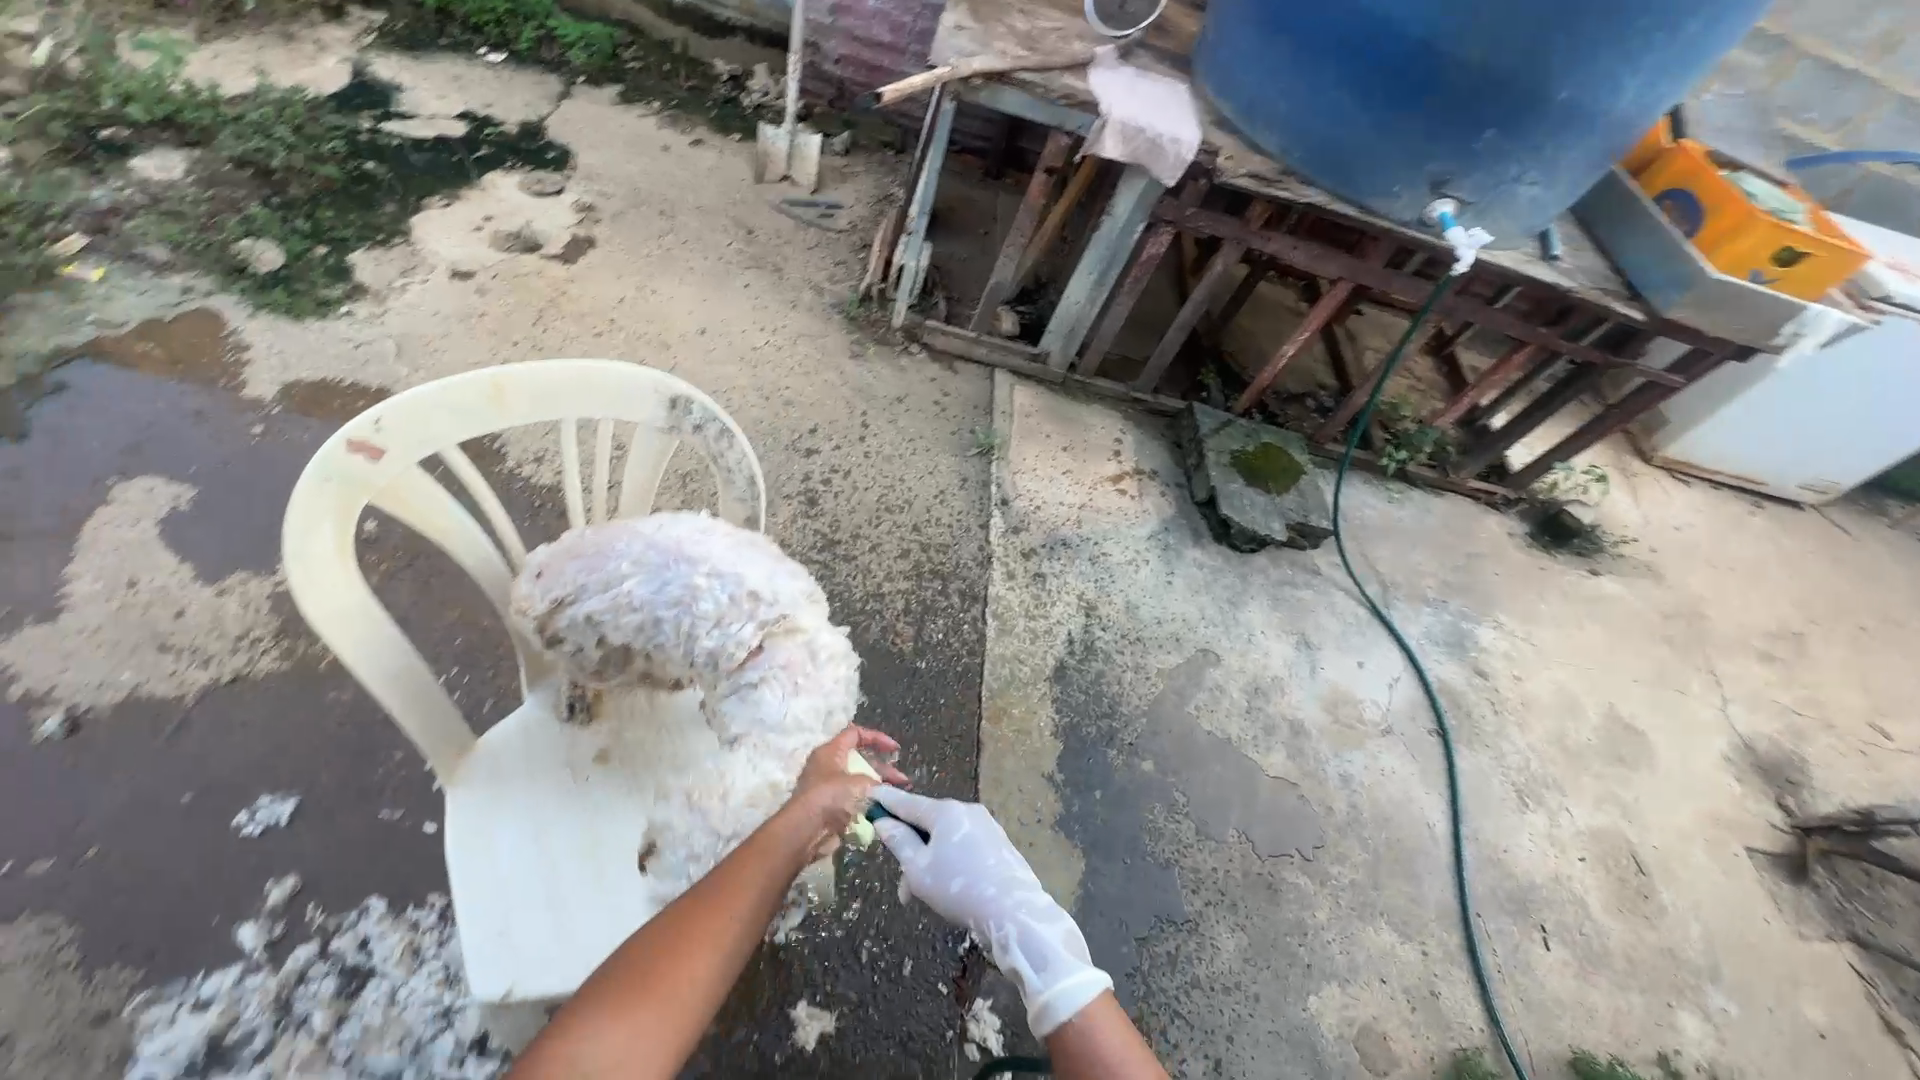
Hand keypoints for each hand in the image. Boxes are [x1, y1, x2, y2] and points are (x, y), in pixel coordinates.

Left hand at [781, 726, 909, 860]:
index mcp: (831, 751)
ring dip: (878, 788)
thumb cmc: (830, 797)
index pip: (855, 734)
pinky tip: (884, 810)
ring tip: (898, 797)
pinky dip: (868, 804)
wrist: (805, 830)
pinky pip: (853, 801)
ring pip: (858, 782)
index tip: (895, 749)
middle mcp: (828, 766)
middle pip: (860, 760)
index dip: (877, 738)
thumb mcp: (859, 782)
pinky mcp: (830, 808)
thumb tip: (884, 789)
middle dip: (883, 769)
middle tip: (902, 780)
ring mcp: (828, 788)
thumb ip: (876, 782)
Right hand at [870, 787, 1113, 1036]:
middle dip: (911, 851)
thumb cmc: (958, 888)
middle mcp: (967, 811)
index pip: (907, 802)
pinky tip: (950, 890)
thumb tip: (884, 822)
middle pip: (928, 824)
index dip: (886, 800)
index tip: (870, 792)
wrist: (1014, 912)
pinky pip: (965, 847)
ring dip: (930, 863)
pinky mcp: (999, 844)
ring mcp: (986, 826)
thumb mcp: (918, 869)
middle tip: (903, 888)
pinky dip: (950, 863)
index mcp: (945, 812)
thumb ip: (899, 842)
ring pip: (946, 839)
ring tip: (925, 897)